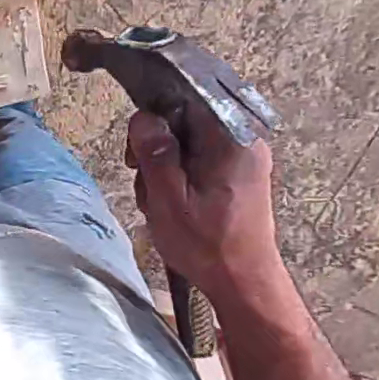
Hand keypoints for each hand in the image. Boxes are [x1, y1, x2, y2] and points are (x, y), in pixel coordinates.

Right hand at [126, 108, 284, 302]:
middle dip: (155, 148)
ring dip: (163, 167)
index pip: (185, 98)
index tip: (136, 151)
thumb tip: (143, 118)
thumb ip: (155, 154)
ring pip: (185, 142)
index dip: (153, 117)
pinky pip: (196, 159)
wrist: (242, 280)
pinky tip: (172, 202)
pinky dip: (177, 176)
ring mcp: (241, 155)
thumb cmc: (206, 244)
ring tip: (161, 201)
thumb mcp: (168, 199)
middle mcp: (242, 139)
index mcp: (230, 139)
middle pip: (182, 120)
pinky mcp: (236, 172)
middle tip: (146, 183)